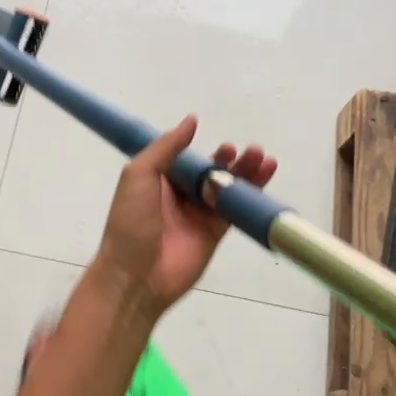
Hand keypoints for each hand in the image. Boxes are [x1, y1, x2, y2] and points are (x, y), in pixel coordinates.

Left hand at [94, 115, 277, 318]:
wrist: (135, 274)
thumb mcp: (140, 174)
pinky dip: (250, 196)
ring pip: (227, 188)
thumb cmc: (131, 220)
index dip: (206, 151)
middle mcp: (180, 195)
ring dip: (246, 173)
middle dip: (232, 160)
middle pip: (211, 171)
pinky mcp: (213, 233)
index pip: (188, 158)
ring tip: (263, 158)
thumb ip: (166, 147)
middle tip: (252, 151)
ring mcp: (198, 215)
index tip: (225, 145)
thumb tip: (191, 121)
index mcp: (159, 179)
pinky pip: (235, 211)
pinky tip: (264, 179)